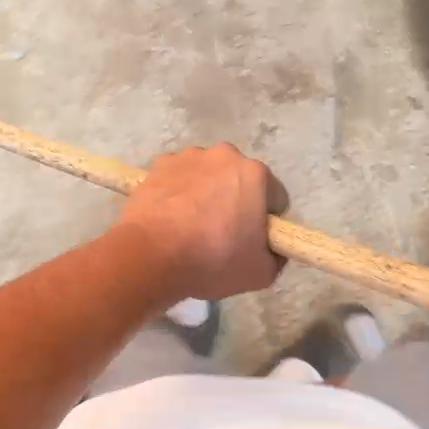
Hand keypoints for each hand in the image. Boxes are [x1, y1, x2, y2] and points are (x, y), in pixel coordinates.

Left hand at [119, 144, 286, 301]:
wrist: (153, 253)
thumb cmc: (213, 259)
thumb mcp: (261, 273)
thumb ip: (276, 255)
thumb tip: (271, 247)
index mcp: (255, 174)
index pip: (274, 197)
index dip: (268, 222)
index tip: (253, 241)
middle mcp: (225, 155)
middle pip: (240, 180)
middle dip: (237, 201)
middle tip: (223, 234)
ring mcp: (190, 156)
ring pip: (208, 175)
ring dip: (207, 193)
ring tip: (192, 226)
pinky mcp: (162, 163)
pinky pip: (180, 177)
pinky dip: (180, 191)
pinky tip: (172, 216)